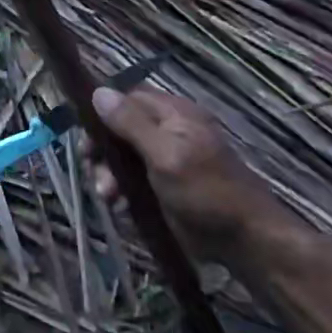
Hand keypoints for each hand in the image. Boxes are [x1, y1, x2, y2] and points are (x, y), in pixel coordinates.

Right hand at [89, 87, 275, 240]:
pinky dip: (122, 190)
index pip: (128, 99)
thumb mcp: (165, 154)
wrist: (244, 240)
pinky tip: (119, 206)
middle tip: (93, 171)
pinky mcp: (164, 186)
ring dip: (108, 174)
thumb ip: (131, 123)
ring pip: (123, 157)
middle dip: (103, 151)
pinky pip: (132, 179)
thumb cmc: (206, 191)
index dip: (103, 115)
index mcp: (174, 114)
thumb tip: (98, 92)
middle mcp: (168, 131)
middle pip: (120, 128)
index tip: (87, 140)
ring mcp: (166, 160)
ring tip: (108, 196)